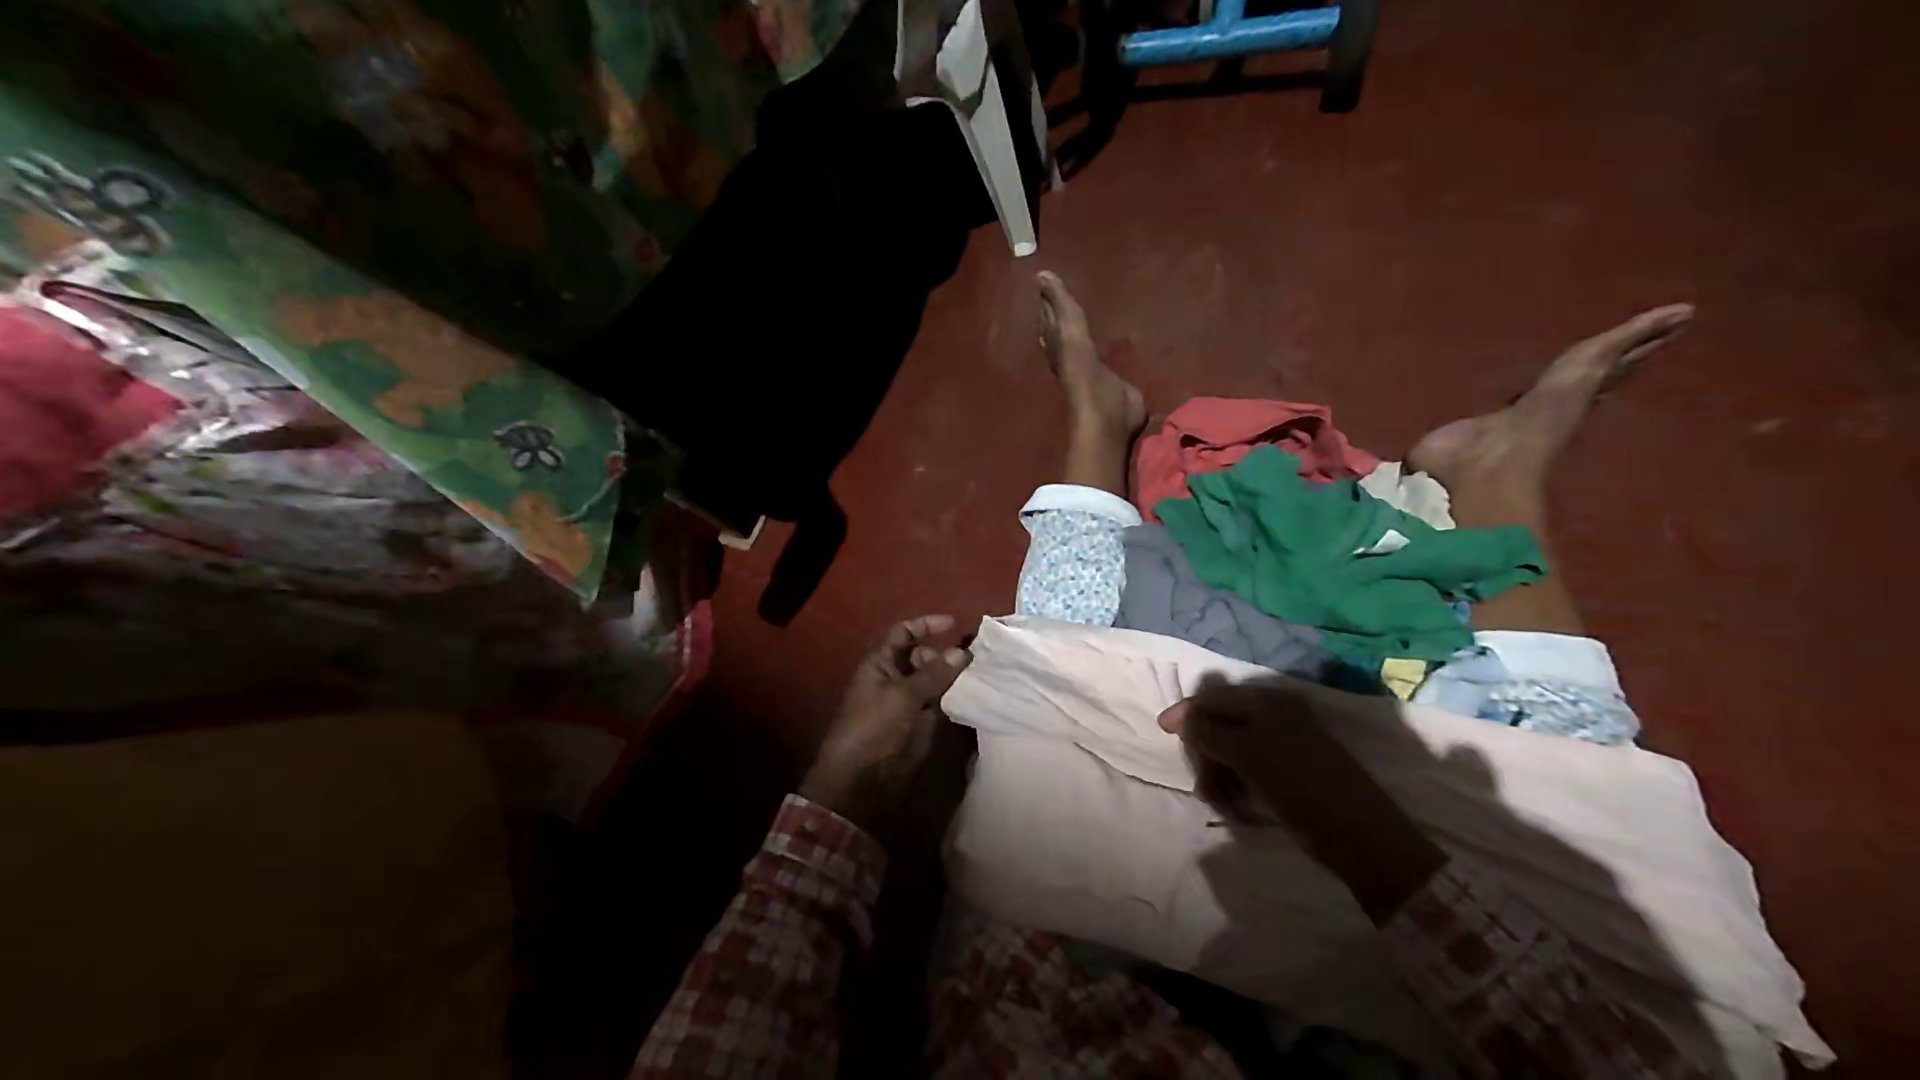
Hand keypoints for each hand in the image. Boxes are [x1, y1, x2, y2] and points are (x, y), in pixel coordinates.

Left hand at [799, 615, 971, 833]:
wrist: (860, 777)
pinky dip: (950, 698)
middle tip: (970, 660)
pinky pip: (936, 702)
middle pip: (920, 656)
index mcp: (880, 663)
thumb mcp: (904, 695)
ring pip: (931, 680)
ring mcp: (904, 700)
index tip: (954, 624)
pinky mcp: (915, 723)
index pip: (903, 632)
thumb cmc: (875, 726)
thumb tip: (962, 652)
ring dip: (950, 677)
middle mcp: (892, 677)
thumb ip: (934, 673)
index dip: (926, 625)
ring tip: (977, 676)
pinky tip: (970, 697)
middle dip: (943, 654)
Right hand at [1160, 679, 1447, 923]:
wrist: (1357, 834)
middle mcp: (1274, 716)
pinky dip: (1236, 785)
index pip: (1214, 698)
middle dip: (1205, 753)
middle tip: (1204, 785)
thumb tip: (1179, 717)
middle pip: (1219, 724)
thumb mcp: (1244, 753)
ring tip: (1221, 802)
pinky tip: (1237, 806)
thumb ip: (1206, 731)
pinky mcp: (1288, 771)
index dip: (1187, 713)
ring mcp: (1282, 744)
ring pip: (1231, 751)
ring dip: (1218, 775)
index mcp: (1266, 702)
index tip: (1162, 731)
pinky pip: (1248, 769)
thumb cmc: (1297, 783)